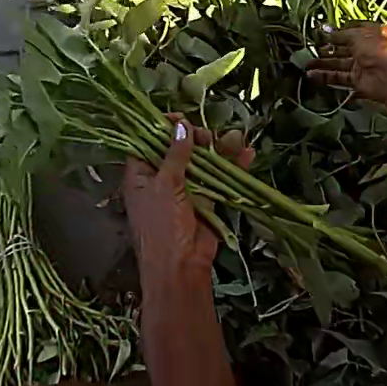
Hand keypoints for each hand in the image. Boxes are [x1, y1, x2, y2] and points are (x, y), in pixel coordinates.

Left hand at [123, 117, 254, 286]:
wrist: (181, 267)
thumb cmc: (162, 226)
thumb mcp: (165, 186)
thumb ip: (175, 155)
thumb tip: (180, 125)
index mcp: (140, 176)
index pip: (147, 143)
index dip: (161, 128)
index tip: (179, 117)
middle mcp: (161, 180)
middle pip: (177, 149)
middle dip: (194, 138)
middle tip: (206, 136)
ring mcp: (185, 190)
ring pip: (201, 162)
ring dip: (217, 150)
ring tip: (232, 139)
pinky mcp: (206, 200)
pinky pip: (218, 178)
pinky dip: (232, 166)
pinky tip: (246, 154)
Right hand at [305, 22, 386, 103]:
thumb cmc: (378, 48)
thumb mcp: (358, 35)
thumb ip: (340, 34)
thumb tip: (325, 31)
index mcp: (371, 32)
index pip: (351, 30)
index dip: (337, 31)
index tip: (321, 33)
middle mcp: (367, 48)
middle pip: (343, 48)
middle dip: (327, 48)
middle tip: (310, 49)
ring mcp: (362, 65)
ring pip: (339, 63)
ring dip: (323, 63)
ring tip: (306, 64)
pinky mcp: (358, 81)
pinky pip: (339, 77)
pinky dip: (326, 76)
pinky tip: (312, 75)